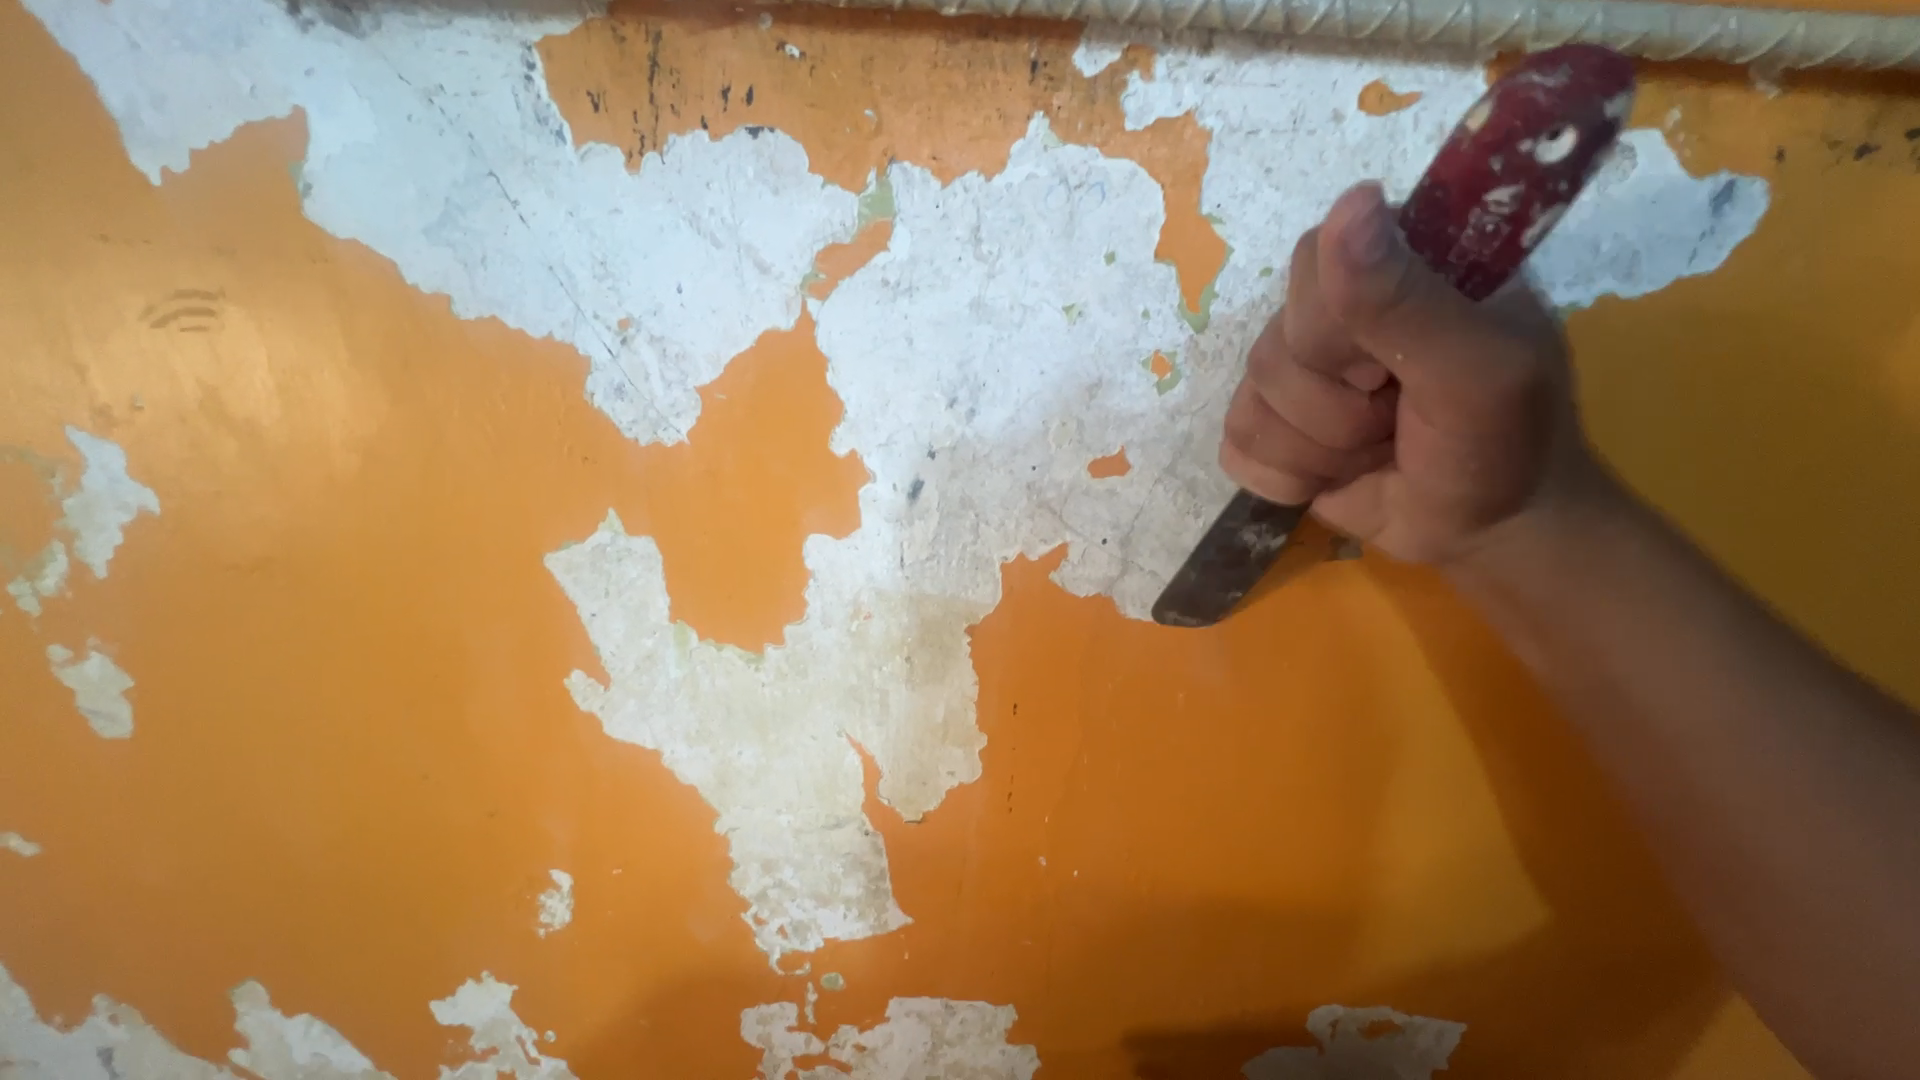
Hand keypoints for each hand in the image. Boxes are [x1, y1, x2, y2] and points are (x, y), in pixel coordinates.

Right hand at [1219, 181, 1610, 567]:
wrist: (1481, 527)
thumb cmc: (1500, 443)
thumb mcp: (1477, 369)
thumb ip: (1406, 298)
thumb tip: (1348, 203)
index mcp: (1390, 269)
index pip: (1309, 265)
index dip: (1337, 332)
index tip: (1395, 368)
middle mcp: (1331, 313)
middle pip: (1271, 348)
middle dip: (1334, 408)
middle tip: (1396, 417)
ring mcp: (1291, 375)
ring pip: (1250, 406)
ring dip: (1319, 450)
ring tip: (1375, 451)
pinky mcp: (1265, 428)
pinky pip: (1235, 448)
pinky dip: (1286, 477)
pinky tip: (1332, 476)